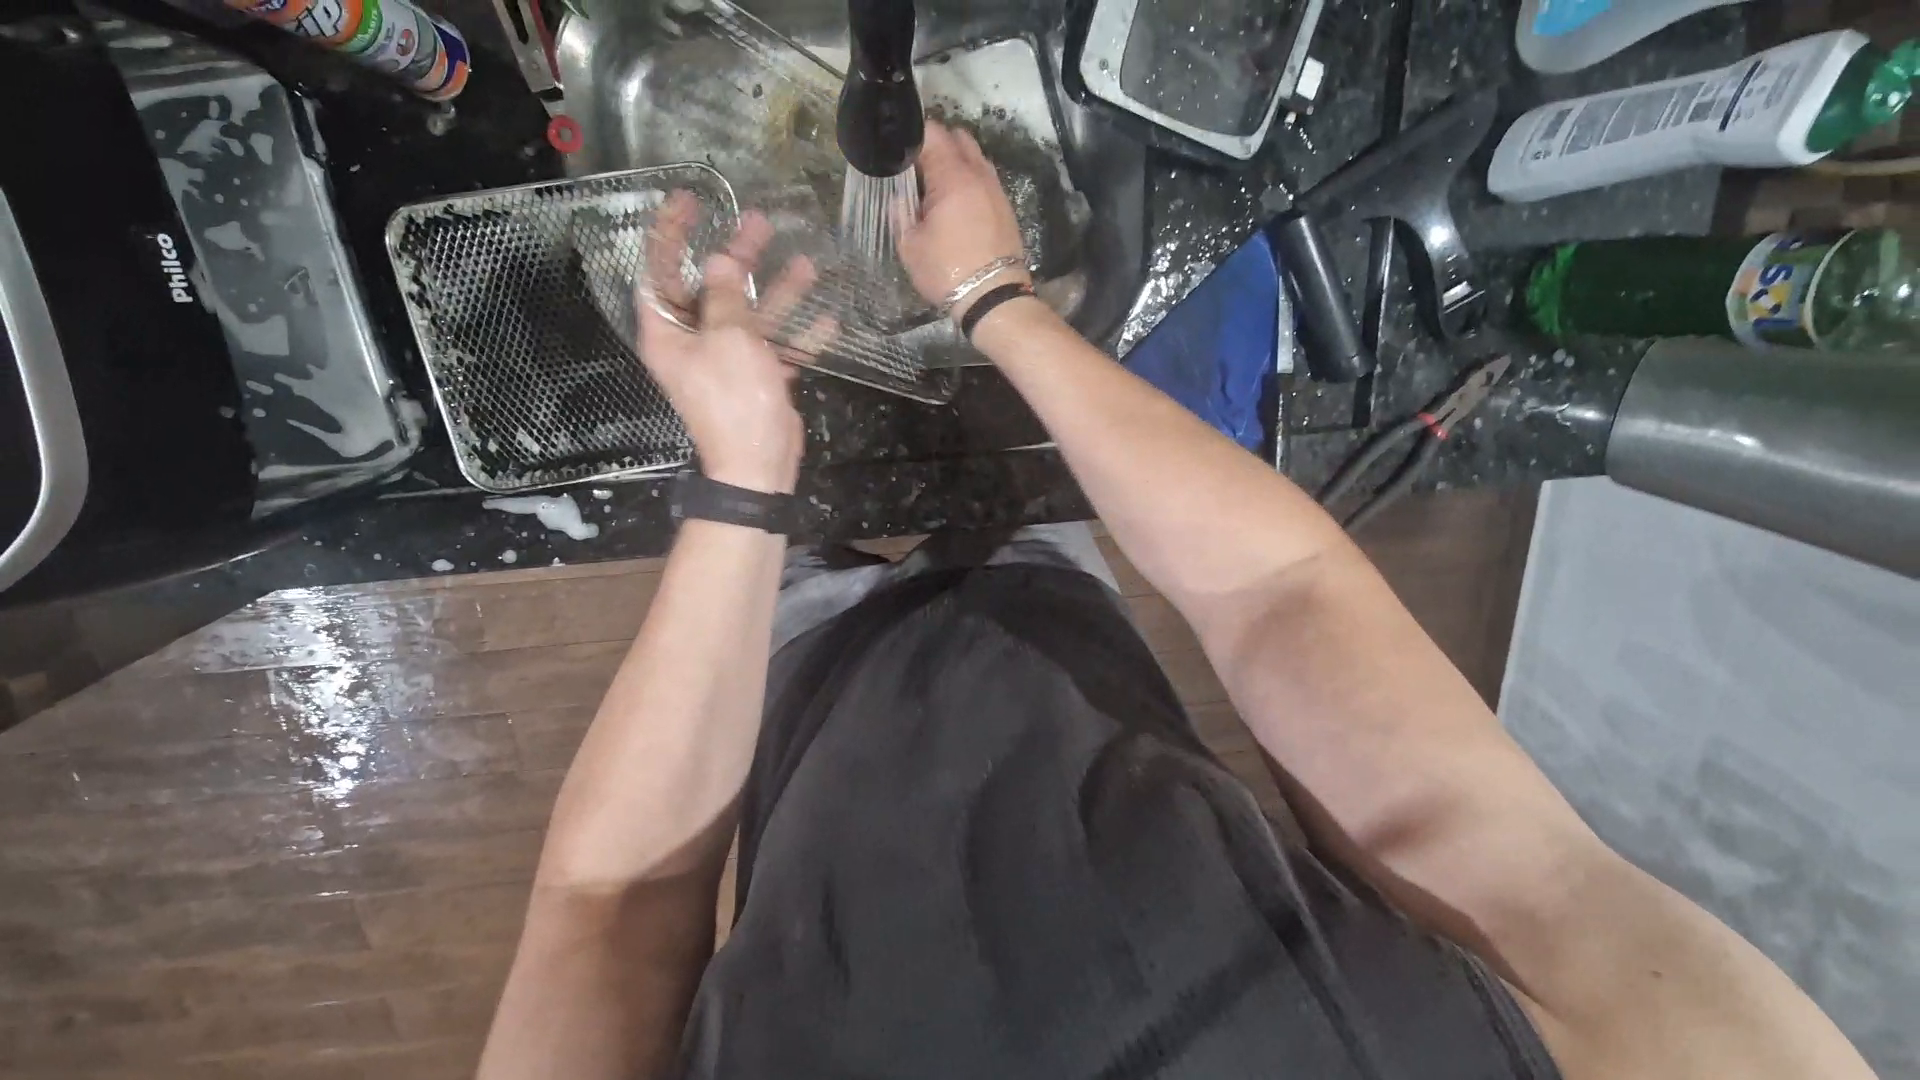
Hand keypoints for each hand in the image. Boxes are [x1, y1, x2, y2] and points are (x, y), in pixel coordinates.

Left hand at [638, 192, 820, 494]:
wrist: (758, 464)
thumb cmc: (734, 400)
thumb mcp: (728, 340)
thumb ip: (726, 297)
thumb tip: (722, 261)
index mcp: (670, 332)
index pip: (660, 271)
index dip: (670, 233)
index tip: (687, 200)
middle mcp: (694, 341)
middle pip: (713, 287)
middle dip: (738, 256)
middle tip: (760, 222)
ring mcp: (728, 360)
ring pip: (751, 315)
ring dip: (777, 291)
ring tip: (806, 263)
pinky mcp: (757, 377)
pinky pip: (777, 347)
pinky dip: (799, 336)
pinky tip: (827, 319)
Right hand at [895, 122, 1030, 327]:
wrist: (993, 298)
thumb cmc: (947, 271)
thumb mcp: (909, 246)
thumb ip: (901, 213)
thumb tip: (901, 198)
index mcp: (952, 176)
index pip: (933, 133)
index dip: (912, 136)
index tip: (899, 151)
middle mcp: (979, 175)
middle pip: (958, 139)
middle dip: (937, 145)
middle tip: (918, 168)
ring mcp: (996, 190)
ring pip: (975, 159)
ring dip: (956, 164)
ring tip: (937, 188)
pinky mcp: (1005, 208)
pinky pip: (985, 180)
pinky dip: (970, 182)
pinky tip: (957, 204)